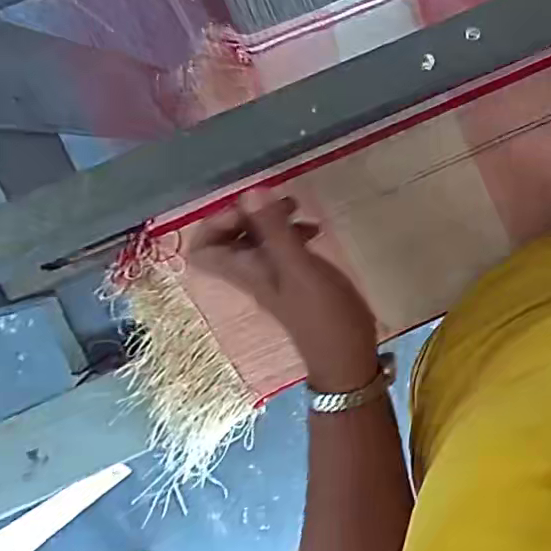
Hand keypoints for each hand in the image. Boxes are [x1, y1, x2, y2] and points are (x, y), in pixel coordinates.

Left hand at [185, 191, 379, 391]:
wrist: (346, 357)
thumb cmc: (324, 314)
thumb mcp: (299, 267)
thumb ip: (274, 231)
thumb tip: (249, 193)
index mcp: (246, 272)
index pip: (203, 248)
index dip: (218, 222)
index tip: (251, 207)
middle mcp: (254, 275)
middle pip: (232, 241)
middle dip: (253, 215)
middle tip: (283, 203)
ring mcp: (276, 280)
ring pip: (260, 244)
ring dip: (275, 223)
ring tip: (303, 213)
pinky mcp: (298, 284)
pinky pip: (284, 252)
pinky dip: (294, 237)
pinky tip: (316, 233)